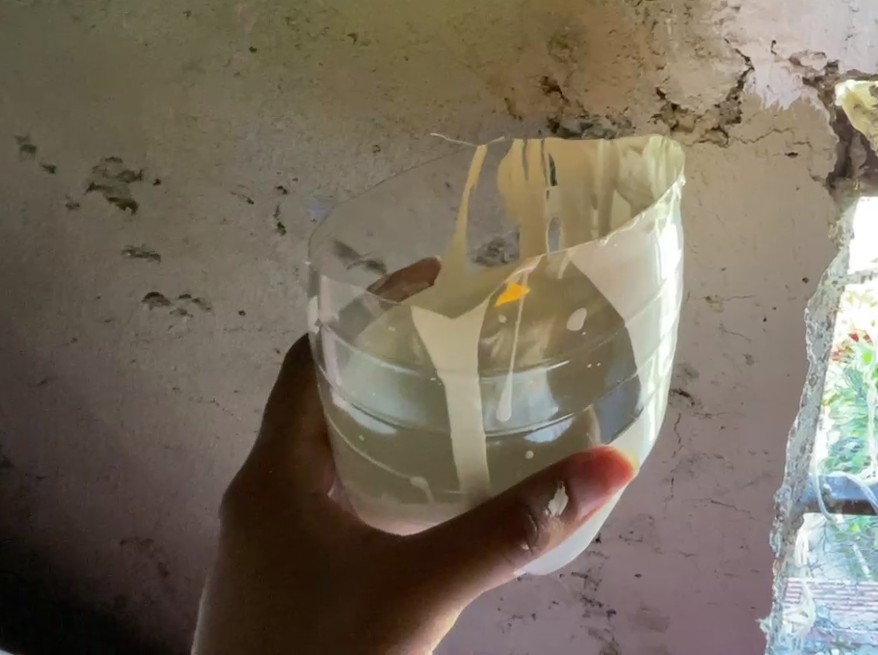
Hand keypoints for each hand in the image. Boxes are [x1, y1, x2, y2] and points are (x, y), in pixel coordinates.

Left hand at [193, 339, 635, 654]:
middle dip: (395, 360)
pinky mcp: (297, 577)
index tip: (435, 284)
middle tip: (470, 340)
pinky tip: (444, 489)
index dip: (367, 311)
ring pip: (340, 449)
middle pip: (329, 397)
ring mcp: (279, 541)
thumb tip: (609, 464)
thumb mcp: (417, 592)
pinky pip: (349, 493)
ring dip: (396, 417)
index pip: (310, 358)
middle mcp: (268, 495)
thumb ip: (510, 530)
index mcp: (274, 475)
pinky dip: (395, 471)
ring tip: (469, 401)